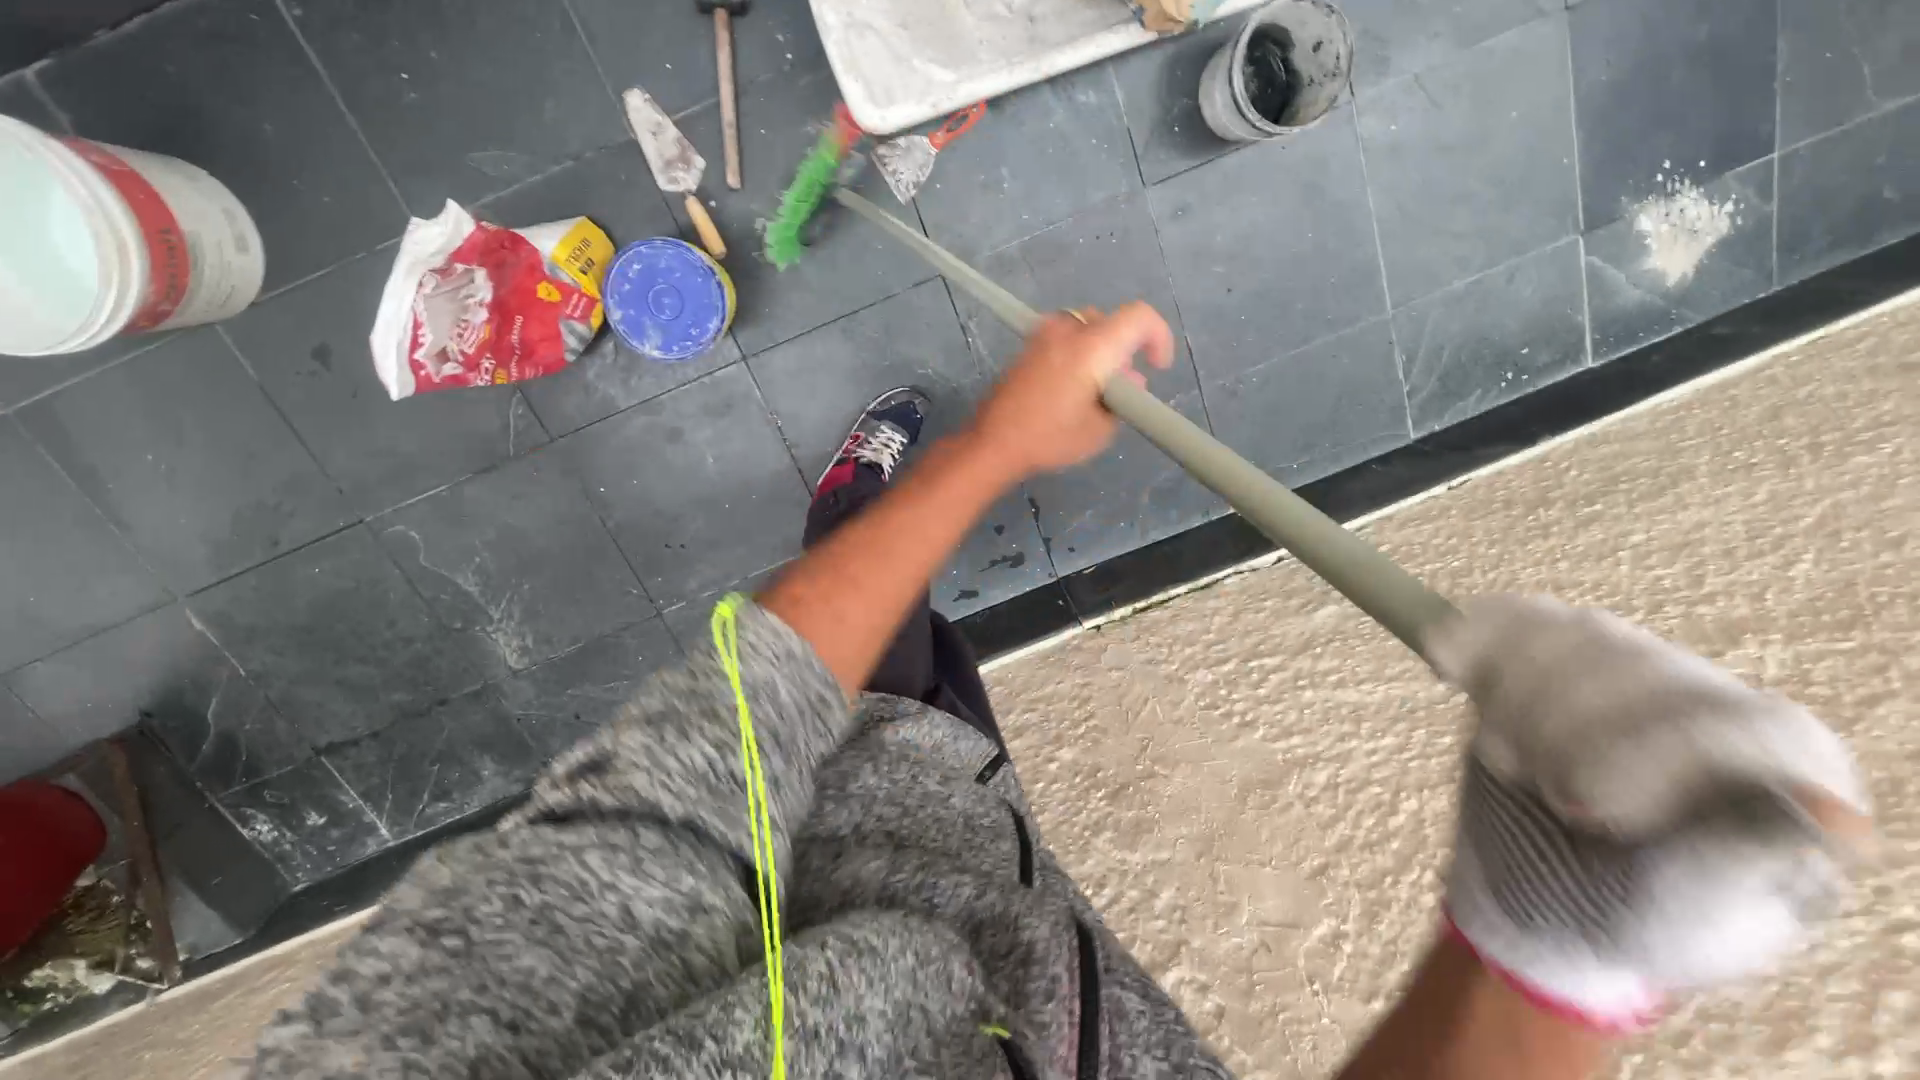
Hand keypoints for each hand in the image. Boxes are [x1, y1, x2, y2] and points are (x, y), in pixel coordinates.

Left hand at [964, 303, 1175, 479]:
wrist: (993, 442)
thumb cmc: (1050, 438)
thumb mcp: (1100, 429)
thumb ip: (1123, 399)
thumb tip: (1128, 380)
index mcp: (1092, 347)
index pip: (1139, 316)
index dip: (1158, 336)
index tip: (1157, 365)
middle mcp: (1068, 330)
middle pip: (1111, 321)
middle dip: (1126, 347)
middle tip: (1124, 384)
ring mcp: (1043, 334)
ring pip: (1086, 327)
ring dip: (1100, 349)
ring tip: (1098, 387)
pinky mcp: (1027, 346)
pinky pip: (1064, 337)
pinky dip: (1078, 352)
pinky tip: (1071, 386)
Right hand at [1427, 595, 1871, 1031]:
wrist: (1541, 896)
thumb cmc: (1625, 918)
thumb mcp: (1684, 915)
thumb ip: (1742, 865)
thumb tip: (1828, 820)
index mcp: (1779, 762)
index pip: (1719, 719)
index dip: (1642, 754)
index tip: (1586, 809)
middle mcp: (1710, 698)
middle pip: (1624, 666)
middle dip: (1558, 739)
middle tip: (1556, 805)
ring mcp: (1627, 667)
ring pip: (1561, 635)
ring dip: (1509, 705)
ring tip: (1515, 767)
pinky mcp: (1553, 655)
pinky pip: (1512, 615)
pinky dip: (1471, 634)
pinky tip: (1448, 662)